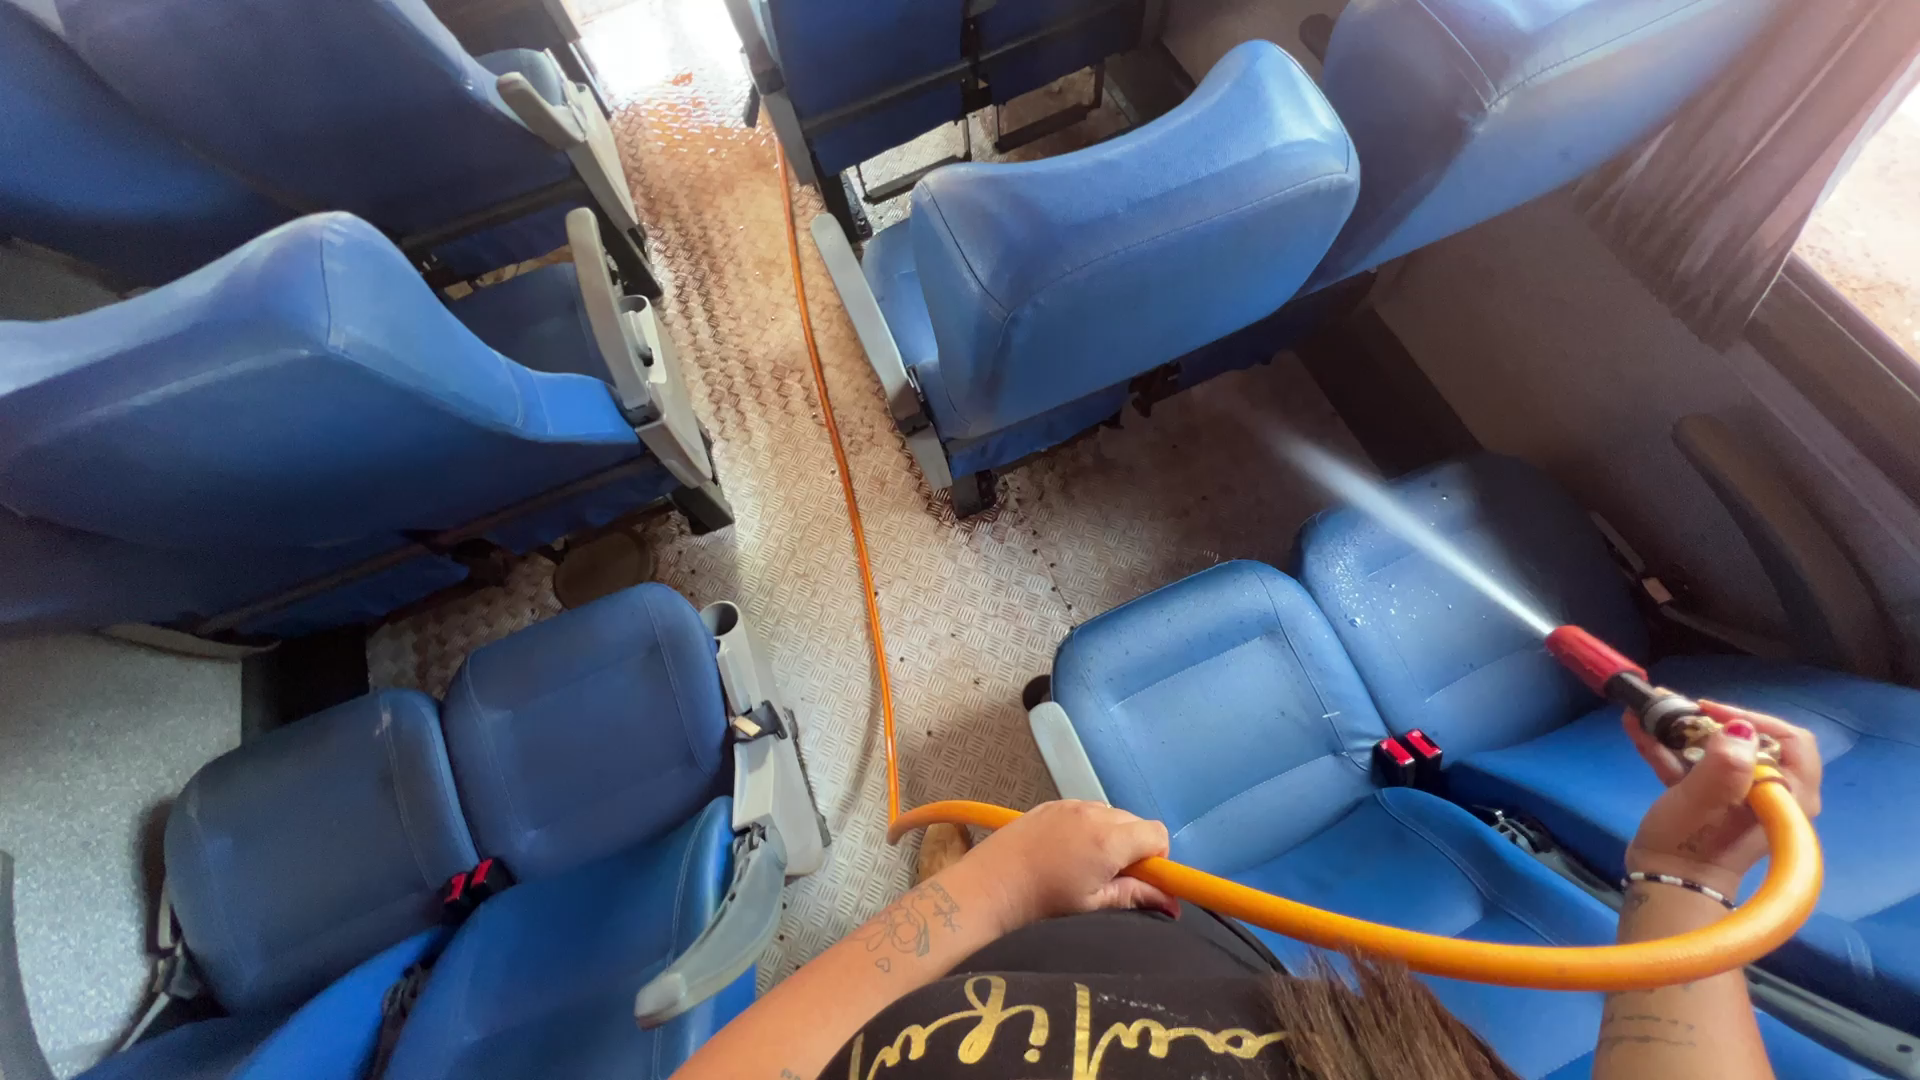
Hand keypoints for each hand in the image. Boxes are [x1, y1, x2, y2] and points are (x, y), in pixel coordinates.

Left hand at [943, 800, 1177, 934]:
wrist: (994, 883)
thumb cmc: (1046, 900)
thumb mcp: (1095, 903)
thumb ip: (1136, 897)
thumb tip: (1173, 904)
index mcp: (1109, 839)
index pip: (1157, 833)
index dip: (1158, 857)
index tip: (1142, 878)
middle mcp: (1094, 813)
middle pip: (1135, 822)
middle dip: (1134, 847)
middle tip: (1112, 875)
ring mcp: (1071, 804)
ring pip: (1110, 814)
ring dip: (1111, 835)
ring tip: (1086, 863)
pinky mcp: (1053, 803)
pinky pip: (1086, 809)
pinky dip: (1088, 825)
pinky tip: (1067, 850)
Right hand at [1623, 701, 1821, 897]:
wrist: (1666, 879)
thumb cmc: (1689, 842)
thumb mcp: (1703, 803)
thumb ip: (1724, 768)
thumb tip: (1736, 728)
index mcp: (1787, 796)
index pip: (1789, 742)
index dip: (1751, 719)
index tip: (1706, 711)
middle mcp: (1770, 793)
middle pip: (1747, 742)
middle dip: (1707, 719)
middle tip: (1668, 706)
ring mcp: (1737, 796)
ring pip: (1714, 750)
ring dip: (1679, 729)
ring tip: (1645, 710)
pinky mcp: (1707, 799)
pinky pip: (1691, 765)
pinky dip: (1665, 746)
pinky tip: (1634, 728)